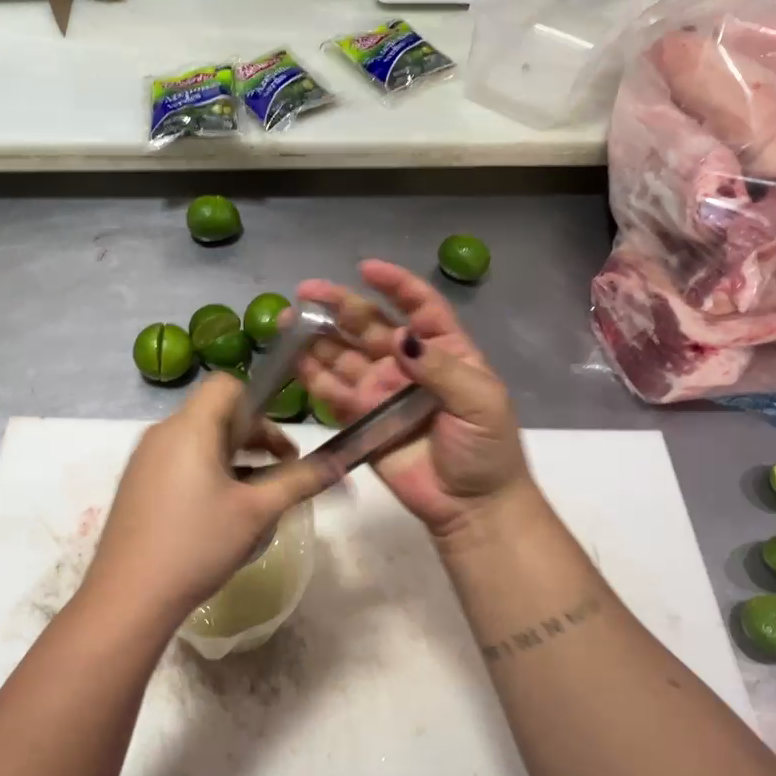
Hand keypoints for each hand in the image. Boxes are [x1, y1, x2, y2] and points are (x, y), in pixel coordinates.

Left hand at [84, 373, 339, 622]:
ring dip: (232, 457)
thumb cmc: (197, 546)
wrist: (128, 597)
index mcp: (190, 427)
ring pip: (197, 439)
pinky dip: (205, 472)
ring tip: (253, 498)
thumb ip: (299, 481)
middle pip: (215, 413)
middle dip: (253, 437)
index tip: (277, 446)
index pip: (227, 385)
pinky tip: (217, 514)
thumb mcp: (257, 513)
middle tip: (280, 472)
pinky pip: (178, 460)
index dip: (259, 406)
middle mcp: (162, 432)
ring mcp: (144, 459)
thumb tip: (340, 462)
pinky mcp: (136, 484)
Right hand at [295, 260, 531, 538]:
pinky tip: (294, 359)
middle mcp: (407, 364)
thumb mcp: (480, 401)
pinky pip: (333, 392)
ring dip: (317, 337)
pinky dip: (313, 376)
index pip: (420, 307)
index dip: (396, 285)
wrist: (472, 507)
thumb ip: (441, 368)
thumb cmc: (488, 449)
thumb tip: (401, 337)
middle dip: (340, 306)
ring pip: (344, 355)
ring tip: (288, 322)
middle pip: (370, 326)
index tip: (367, 268)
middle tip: (306, 291)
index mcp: (444, 350)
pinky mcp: (361, 420)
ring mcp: (381, 391)